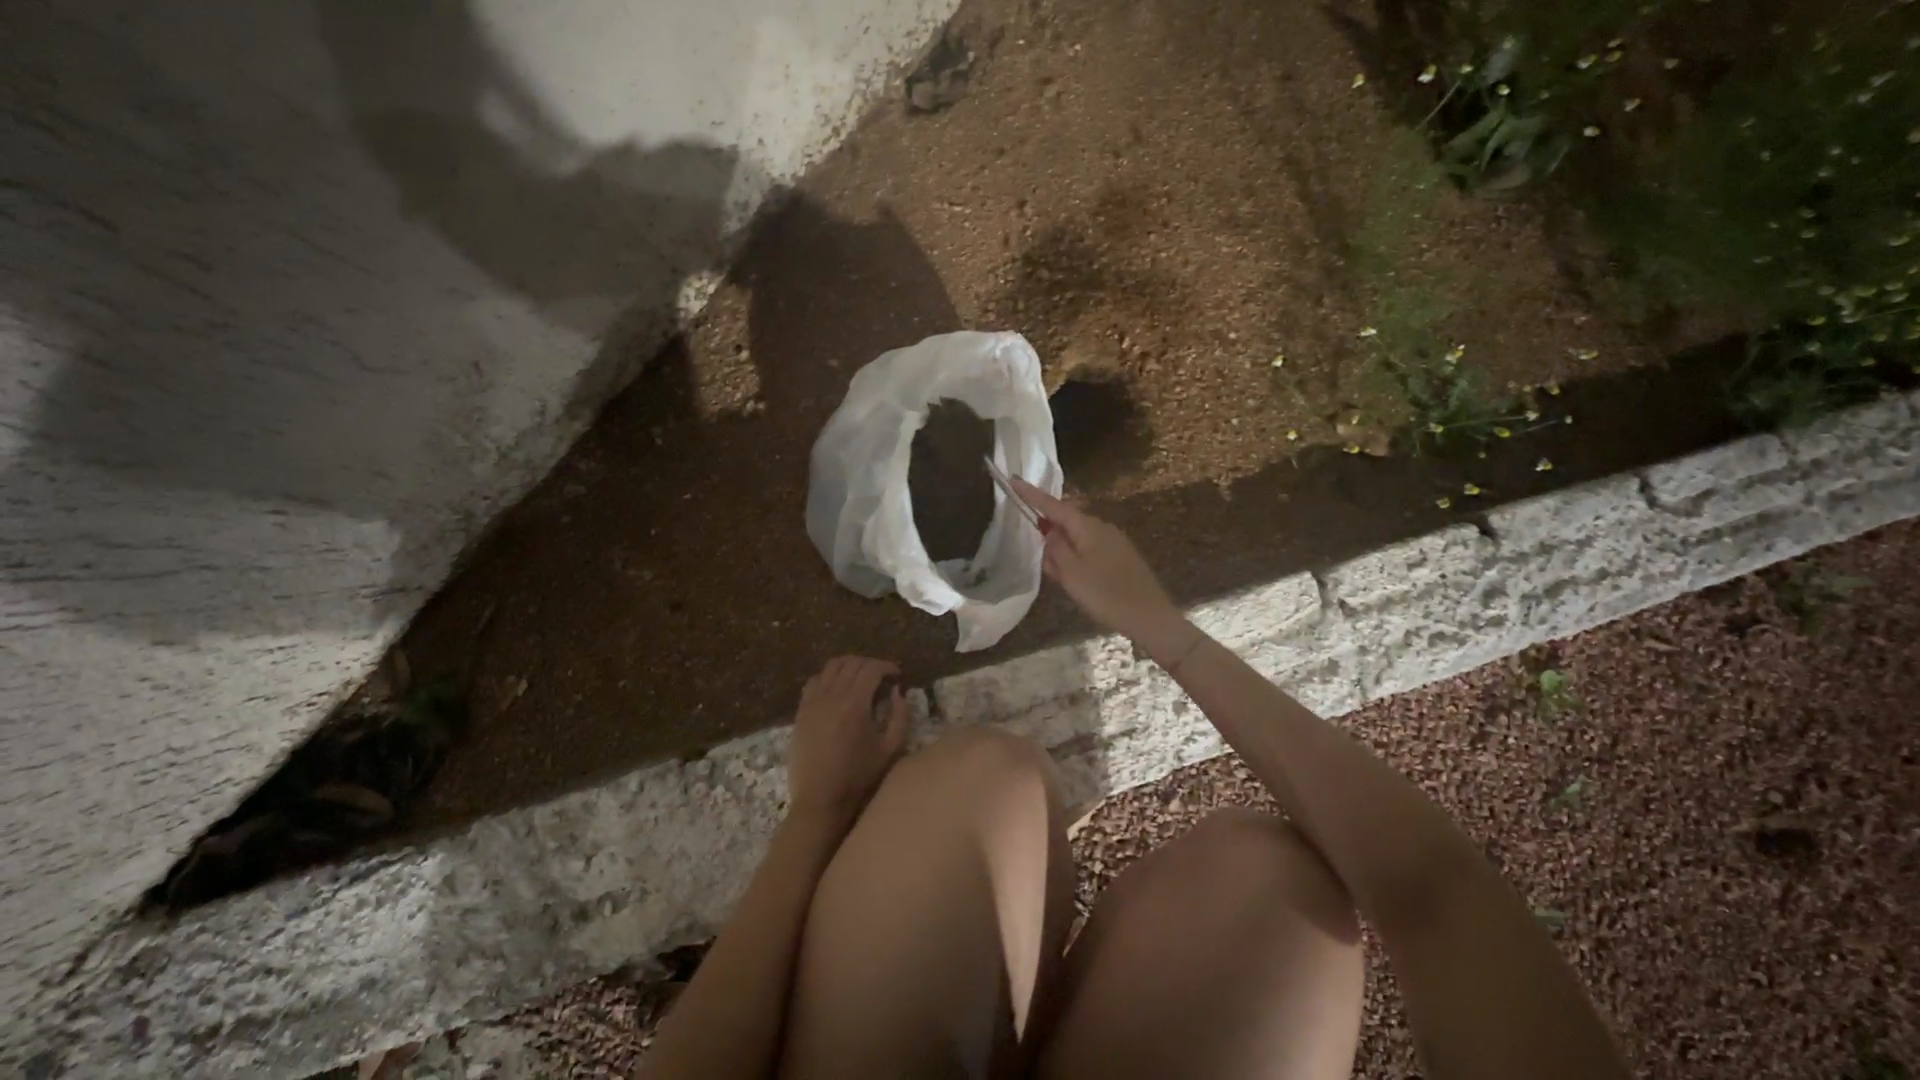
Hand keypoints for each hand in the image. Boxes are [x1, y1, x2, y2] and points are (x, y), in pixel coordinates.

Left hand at [787, 656, 908, 825]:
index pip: (872, 669)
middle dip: (870, 664)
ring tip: (860, 678)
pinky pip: (814, 681)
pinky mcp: (801, 710)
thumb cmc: (859, 776)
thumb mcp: (890, 748)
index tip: (897, 675)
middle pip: (851, 663)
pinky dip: (828, 677)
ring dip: (849, 666)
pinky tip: (837, 689)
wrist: (821, 798)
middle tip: (882, 677)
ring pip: (831, 667)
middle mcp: (832, 695)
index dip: (887, 666)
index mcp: (855, 703)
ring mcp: (813, 701)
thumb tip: (897, 692)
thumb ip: (900, 716)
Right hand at [1010, 478, 1192, 657]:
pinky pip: (1091, 551)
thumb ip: (1055, 548)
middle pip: (1066, 523)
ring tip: (1062, 579)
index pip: (1053, 505)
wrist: (1149, 617)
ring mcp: (1114, 542)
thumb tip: (1049, 531)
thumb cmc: (1105, 594)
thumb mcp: (1071, 573)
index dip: (1032, 495)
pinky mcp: (1121, 558)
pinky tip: (1079, 583)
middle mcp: (1102, 528)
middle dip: (1050, 536)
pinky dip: (1078, 562)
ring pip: (1078, 540)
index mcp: (1087, 527)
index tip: (1013, 480)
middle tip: (1044, 562)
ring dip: (1064, 553)